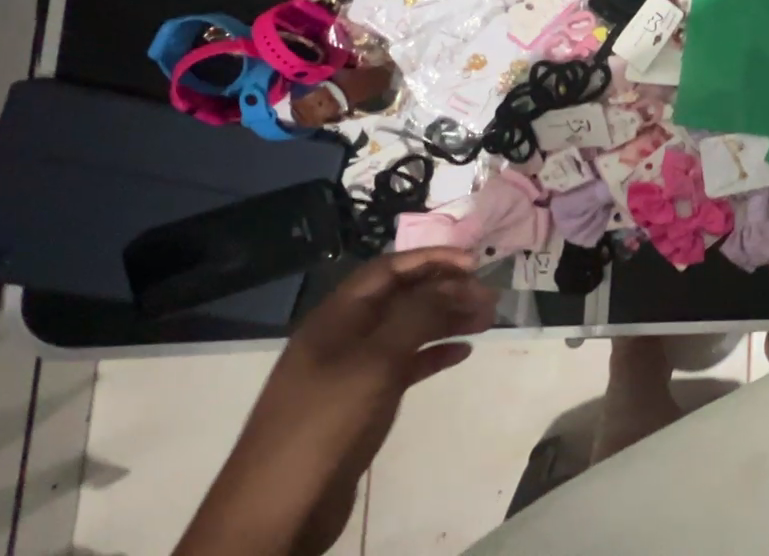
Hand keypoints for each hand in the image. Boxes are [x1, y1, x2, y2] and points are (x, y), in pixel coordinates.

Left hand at [177, 249, 495, 555]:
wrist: (278, 508)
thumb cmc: (326, 422)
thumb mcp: (375, 361)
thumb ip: (418, 315)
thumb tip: (455, 283)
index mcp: (336, 318)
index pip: (388, 269)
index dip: (431, 259)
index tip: (475, 263)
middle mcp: (344, 337)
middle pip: (402, 297)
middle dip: (446, 290)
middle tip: (490, 297)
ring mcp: (352, 370)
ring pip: (408, 329)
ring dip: (447, 319)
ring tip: (487, 320)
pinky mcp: (362, 400)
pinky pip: (406, 363)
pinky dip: (434, 353)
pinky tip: (462, 353)